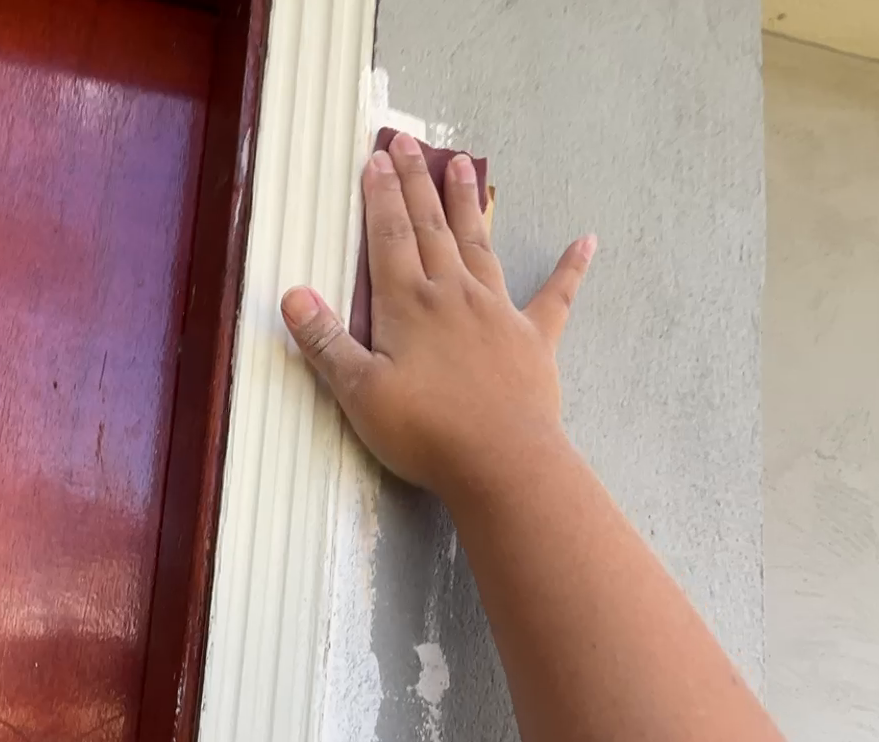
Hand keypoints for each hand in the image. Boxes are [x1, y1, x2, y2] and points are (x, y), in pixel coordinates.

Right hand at [279, 131, 594, 504]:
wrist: (500, 461)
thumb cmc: (422, 430)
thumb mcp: (358, 391)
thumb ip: (326, 342)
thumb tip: (293, 294)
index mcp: (408, 305)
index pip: (389, 238)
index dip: (381, 197)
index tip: (376, 158)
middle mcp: (453, 295)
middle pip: (431, 228)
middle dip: (417, 184)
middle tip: (410, 142)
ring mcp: (498, 313)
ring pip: (480, 245)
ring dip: (469, 204)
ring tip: (464, 163)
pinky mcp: (533, 340)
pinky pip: (554, 297)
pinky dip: (569, 270)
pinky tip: (585, 243)